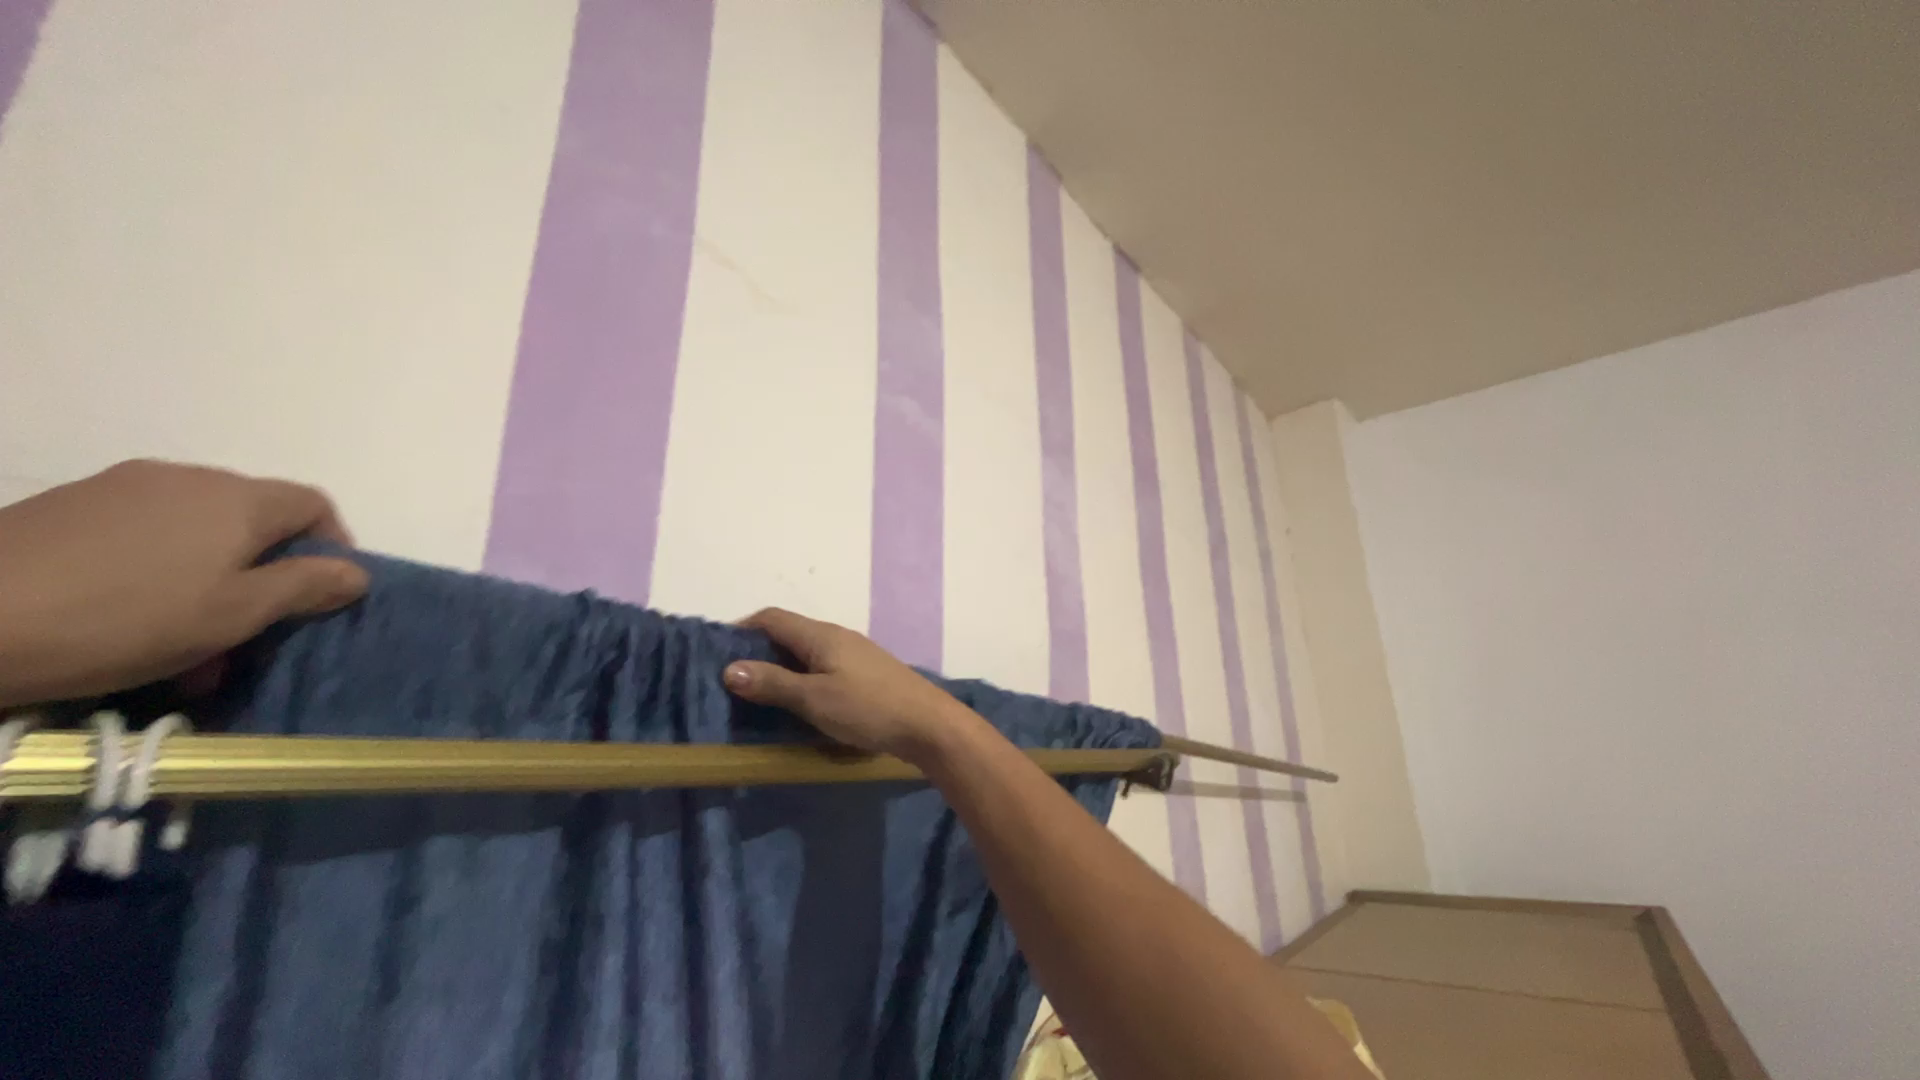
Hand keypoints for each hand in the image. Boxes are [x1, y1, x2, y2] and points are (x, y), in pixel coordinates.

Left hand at [0, 460, 368, 707]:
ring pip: (197, 533)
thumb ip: (306, 587)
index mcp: (237, 498)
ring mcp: (121, 488)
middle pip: (255, 521)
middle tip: (251, 635)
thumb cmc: (124, 618)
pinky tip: (130, 619)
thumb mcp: (234, 614)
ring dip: (212, 582)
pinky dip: (160, 574)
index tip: (324, 596)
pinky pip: (143, 536)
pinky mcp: (67, 508)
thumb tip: (356, 572)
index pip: (314, 505)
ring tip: (186, 642)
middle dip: (266, 576)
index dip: (333, 547)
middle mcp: (187, 479)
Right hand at [723, 607, 980, 762]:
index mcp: (821, 635)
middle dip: (757, 649)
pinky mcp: (864, 676)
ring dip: (780, 667)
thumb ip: (773, 683)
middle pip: (788, 633)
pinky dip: (801, 679)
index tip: (716, 651)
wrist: (928, 725)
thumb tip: (729, 668)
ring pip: (806, 653)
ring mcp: (853, 656)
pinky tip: (795, 703)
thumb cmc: (868, 708)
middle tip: (730, 678)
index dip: (742, 628)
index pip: (772, 617)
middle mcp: (836, 637)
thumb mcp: (814, 698)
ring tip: (755, 694)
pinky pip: (822, 669)